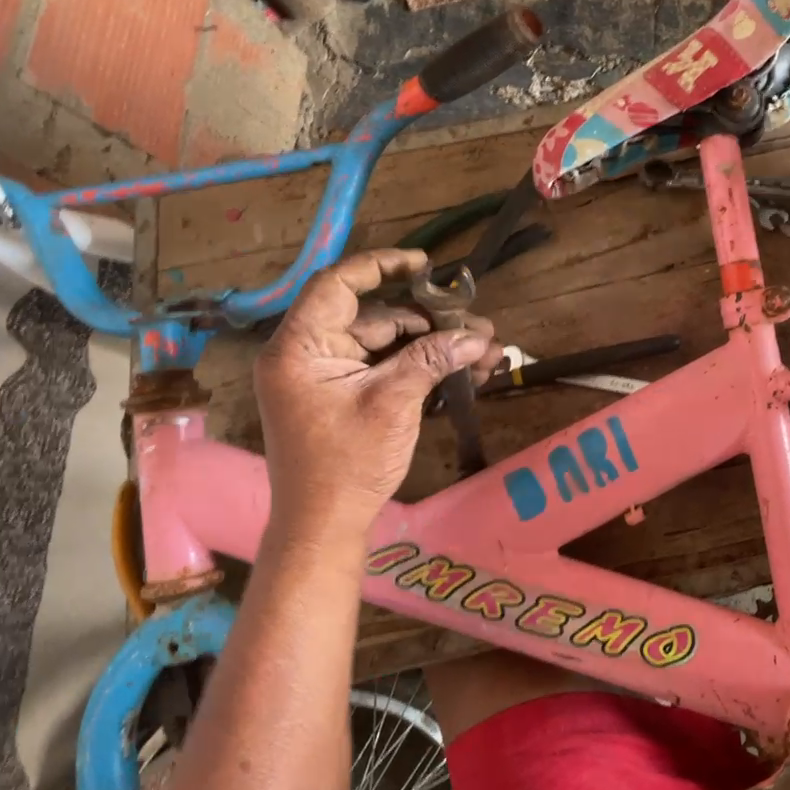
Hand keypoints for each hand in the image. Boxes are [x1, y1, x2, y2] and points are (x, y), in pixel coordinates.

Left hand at [253, 249, 503, 545]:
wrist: (325, 525)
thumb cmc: (348, 462)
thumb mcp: (393, 403)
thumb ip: (431, 359)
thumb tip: (477, 337)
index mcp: (301, 348)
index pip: (338, 286)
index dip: (382, 266)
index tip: (426, 265)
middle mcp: (310, 354)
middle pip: (375, 317)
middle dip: (431, 321)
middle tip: (479, 328)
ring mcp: (329, 376)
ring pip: (389, 344)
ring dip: (436, 347)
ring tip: (488, 354)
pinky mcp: (348, 395)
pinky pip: (389, 368)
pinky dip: (424, 368)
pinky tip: (468, 373)